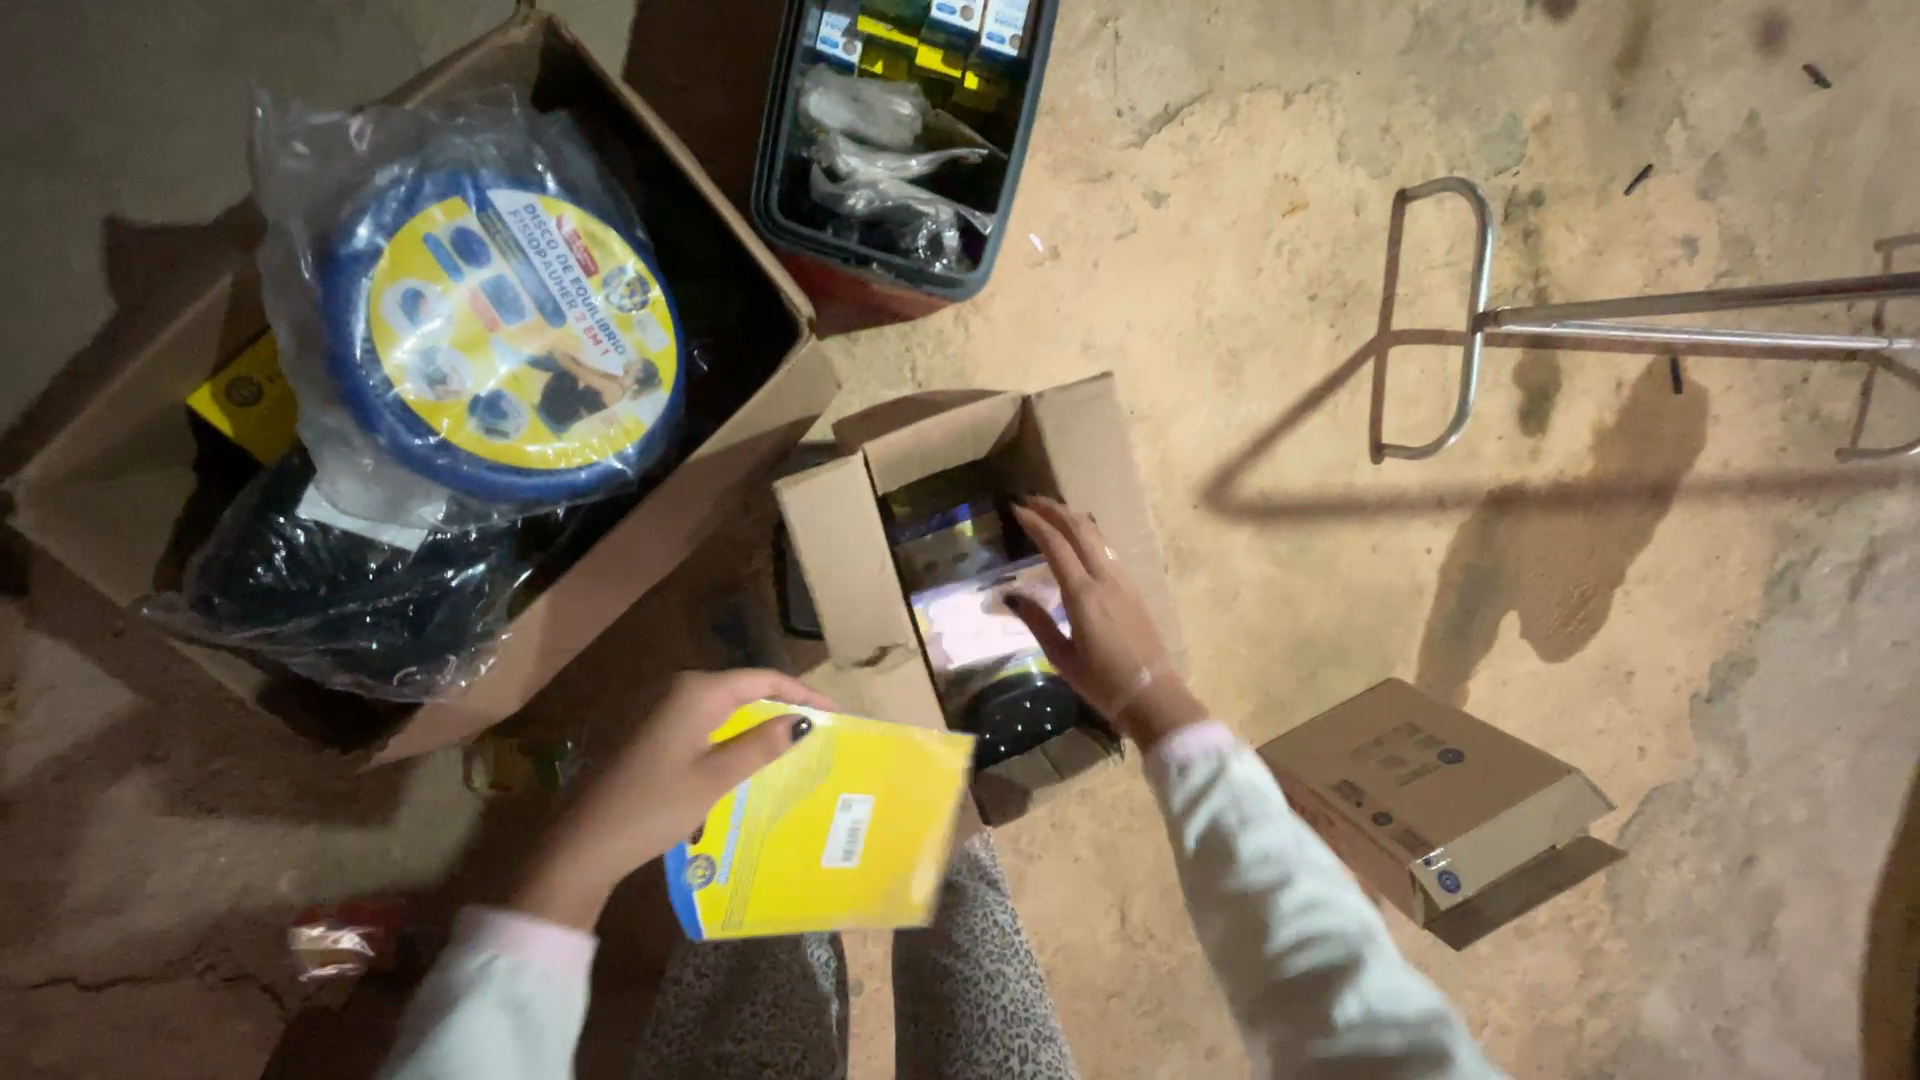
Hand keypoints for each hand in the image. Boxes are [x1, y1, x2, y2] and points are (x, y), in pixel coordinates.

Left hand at [509, 669, 832, 930]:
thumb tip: (803, 721)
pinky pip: (706, 717)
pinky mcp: (652, 728)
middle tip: (818, 724)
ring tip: (791, 736)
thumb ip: (761, 745)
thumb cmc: (653, 808)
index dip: (802, 692)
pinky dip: (734, 728)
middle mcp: (679, 688)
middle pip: (744, 686)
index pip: (762, 679)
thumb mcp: (715, 778)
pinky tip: (747, 749)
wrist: (582, 843)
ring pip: (725, 703)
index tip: (834, 711)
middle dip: (782, 701)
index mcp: (697, 692)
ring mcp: (661, 707)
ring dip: (758, 716)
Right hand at [1007, 497, 1206, 750]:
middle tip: (1031, 501)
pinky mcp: (1133, 589)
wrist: (1153, 695)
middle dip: (1054, 509)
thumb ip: (1037, 622)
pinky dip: (1087, 536)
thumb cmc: (1102, 682)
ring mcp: (1123, 581)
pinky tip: (1078, 541)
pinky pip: (1107, 551)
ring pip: (1097, 536)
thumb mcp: (1061, 657)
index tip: (1016, 510)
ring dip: (1073, 519)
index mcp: (1083, 595)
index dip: (1035, 524)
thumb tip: (1011, 597)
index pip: (1055, 546)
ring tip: (1051, 513)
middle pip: (1080, 529)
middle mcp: (1105, 579)